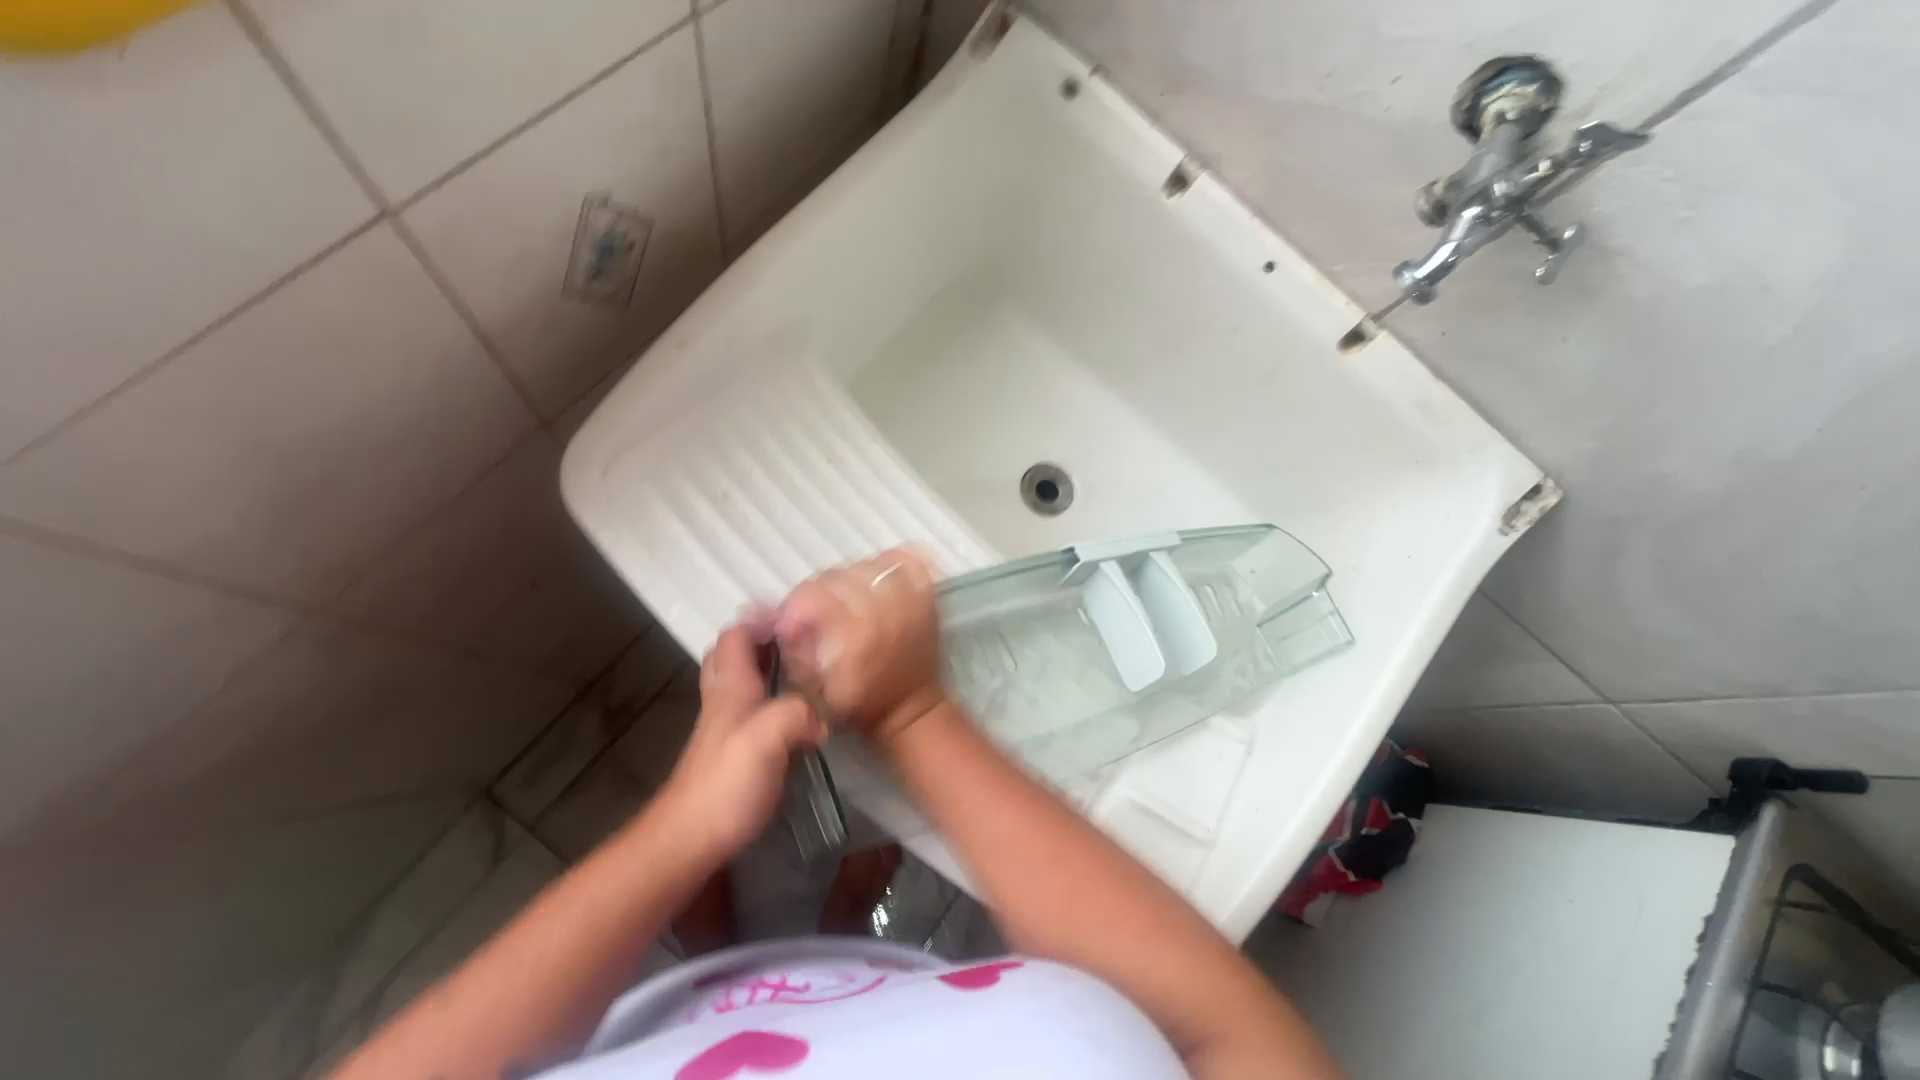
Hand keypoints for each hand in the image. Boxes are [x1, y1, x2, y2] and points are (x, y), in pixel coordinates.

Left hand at [653, 626, 826, 859]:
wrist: (689, 841)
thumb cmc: (725, 786)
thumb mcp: (767, 739)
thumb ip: (797, 712)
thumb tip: (820, 716)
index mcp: (731, 689)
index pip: (736, 636)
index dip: (761, 619)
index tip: (799, 616)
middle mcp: (724, 702)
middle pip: (734, 656)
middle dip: (763, 641)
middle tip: (801, 643)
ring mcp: (725, 729)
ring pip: (743, 684)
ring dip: (769, 671)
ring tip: (807, 673)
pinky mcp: (733, 755)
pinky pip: (754, 713)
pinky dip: (774, 703)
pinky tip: (800, 717)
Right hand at [771, 547, 946, 741]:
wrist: (911, 710)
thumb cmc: (860, 705)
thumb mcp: (815, 689)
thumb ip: (795, 650)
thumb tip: (784, 619)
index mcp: (855, 636)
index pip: (814, 594)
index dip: (795, 604)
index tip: (791, 619)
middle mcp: (883, 613)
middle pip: (837, 576)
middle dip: (817, 591)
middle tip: (814, 610)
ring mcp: (908, 602)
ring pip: (867, 565)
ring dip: (848, 577)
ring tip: (843, 597)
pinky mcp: (926, 597)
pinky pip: (906, 561)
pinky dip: (888, 563)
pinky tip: (875, 578)